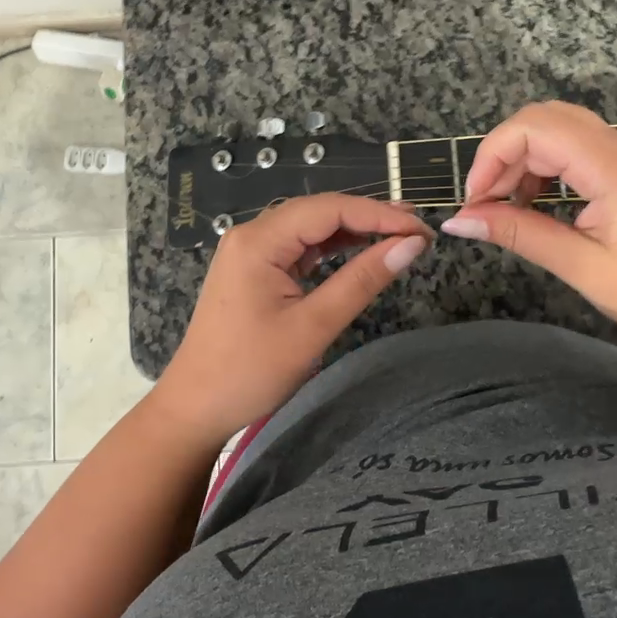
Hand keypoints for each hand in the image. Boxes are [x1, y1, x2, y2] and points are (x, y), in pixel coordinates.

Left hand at [153, 193, 431, 445]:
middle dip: (370, 217)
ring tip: (400, 236)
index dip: (379, 214)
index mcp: (258, 240)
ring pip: (311, 227)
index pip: (329, 209)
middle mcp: (252, 234)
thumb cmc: (250, 371)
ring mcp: (250, 251)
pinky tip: (361, 250)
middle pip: (320, 211)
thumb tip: (411, 245)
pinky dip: (333, 248)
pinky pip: (300, 247)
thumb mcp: (313, 327)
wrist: (194, 408)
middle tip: (418, 230)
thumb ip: (362, 280)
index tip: (422, 229)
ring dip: (354, 231)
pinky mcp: (254, 270)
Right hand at [439, 101, 616, 341]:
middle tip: (486, 205)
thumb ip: (520, 234)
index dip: (492, 156)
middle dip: (503, 155)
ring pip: (560, 129)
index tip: (475, 202)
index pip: (534, 127)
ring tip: (507, 208)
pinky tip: (538, 203)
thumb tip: (458, 221)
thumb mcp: (584, 267)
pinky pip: (579, 146)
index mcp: (614, 166)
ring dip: (524, 161)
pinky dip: (547, 166)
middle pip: (544, 119)